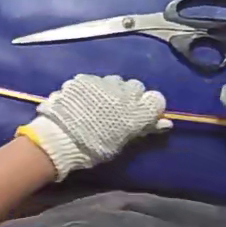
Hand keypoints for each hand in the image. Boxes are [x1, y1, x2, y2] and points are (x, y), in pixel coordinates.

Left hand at [21, 74, 170, 180]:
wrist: (60, 137)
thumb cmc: (93, 148)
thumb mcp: (121, 143)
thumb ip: (143, 129)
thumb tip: (165, 123)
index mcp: (136, 111)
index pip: (156, 100)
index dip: (149, 108)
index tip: (141, 115)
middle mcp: (124, 92)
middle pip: (135, 87)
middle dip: (129, 97)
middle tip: (117, 110)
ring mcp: (103, 82)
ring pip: (115, 81)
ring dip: (111, 91)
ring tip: (98, 104)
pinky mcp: (85, 79)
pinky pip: (95, 81)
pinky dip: (92, 89)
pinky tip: (83, 100)